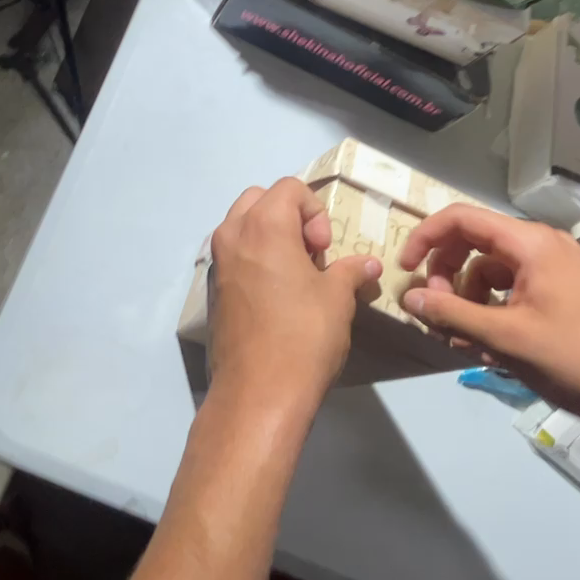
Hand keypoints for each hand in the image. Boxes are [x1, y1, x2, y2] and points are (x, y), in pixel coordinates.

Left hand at [209, 179, 381, 411]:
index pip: (290, 188)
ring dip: (271, 235)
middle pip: (261, 198)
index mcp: (263, 224)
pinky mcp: (211, 286)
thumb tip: (368, 263)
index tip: (324, 250)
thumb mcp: (337, 298)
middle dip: (290, 216)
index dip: (315, 212)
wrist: (258, 391)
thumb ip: (351, 271)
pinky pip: (233, 252)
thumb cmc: (303, 335)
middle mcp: (232, 233)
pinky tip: (275, 295)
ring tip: (295, 275)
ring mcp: (217, 260)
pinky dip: (254, 257)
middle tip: (310, 256)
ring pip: (242, 224)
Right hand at [397, 204, 579, 428]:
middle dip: (446, 275)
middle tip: (435, 311)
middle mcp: (541, 245)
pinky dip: (492, 309)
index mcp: (529, 243)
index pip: (460, 219)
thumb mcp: (505, 337)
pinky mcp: (562, 291)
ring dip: (468, 299)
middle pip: (473, 243)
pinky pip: (512, 288)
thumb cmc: (576, 358)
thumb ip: (452, 313)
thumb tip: (409, 296)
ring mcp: (555, 268)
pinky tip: (487, 345)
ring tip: (462, 339)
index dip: (425, 238)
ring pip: (490, 270)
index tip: (406, 270)